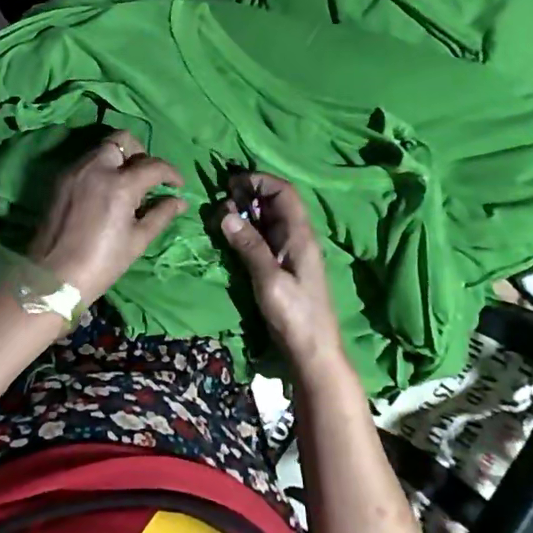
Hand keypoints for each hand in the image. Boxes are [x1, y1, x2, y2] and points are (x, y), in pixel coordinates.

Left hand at [28, 130, 187, 299]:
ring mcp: (74, 171)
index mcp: (119, 184)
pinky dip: (101, 168)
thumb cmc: (102, 264)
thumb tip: (180, 201)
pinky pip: (86, 162)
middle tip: (148, 177)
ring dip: (120, 159)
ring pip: (102, 149)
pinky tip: (106, 191)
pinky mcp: (60, 180)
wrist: (53, 277)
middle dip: (141, 153)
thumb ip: (161, 214)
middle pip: (123, 140)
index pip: (153, 165)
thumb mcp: (137, 241)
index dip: (171, 173)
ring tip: (127, 184)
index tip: (177, 185)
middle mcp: (96, 168)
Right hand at [217, 172, 344, 366]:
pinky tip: (230, 234)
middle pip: (275, 203)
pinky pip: (263, 238)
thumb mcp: (269, 279)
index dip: (260, 181)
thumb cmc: (295, 315)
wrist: (312, 351)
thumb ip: (249, 245)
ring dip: (246, 212)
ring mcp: (289, 252)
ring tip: (220, 214)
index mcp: (300, 235)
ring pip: (267, 220)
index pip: (284, 193)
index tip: (232, 182)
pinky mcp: (281, 267)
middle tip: (222, 197)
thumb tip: (226, 213)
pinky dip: (246, 231)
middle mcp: (296, 238)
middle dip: (249, 194)